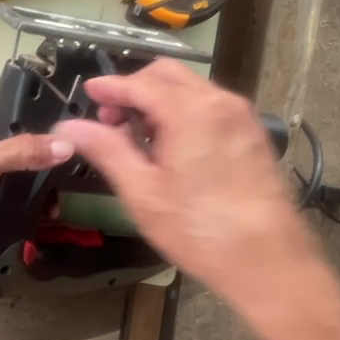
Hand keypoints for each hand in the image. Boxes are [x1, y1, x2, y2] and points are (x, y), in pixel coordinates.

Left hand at [0, 88, 73, 249]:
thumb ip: (21, 152)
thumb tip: (65, 145)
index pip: (9, 93)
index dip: (36, 101)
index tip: (66, 114)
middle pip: (19, 124)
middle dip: (44, 140)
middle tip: (71, 151)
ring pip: (20, 149)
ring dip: (40, 165)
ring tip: (62, 181)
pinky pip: (15, 170)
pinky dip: (30, 182)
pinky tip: (46, 196)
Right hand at [54, 60, 319, 310]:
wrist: (270, 263)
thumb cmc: (201, 231)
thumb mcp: (143, 192)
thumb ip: (106, 150)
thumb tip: (70, 127)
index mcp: (191, 112)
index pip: (139, 84)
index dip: (109, 87)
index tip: (87, 93)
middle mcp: (220, 103)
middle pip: (167, 76)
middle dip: (134, 89)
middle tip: (110, 120)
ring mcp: (242, 117)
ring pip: (190, 89)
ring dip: (159, 100)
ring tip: (138, 138)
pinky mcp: (253, 134)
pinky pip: (210, 106)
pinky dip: (183, 112)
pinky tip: (170, 146)